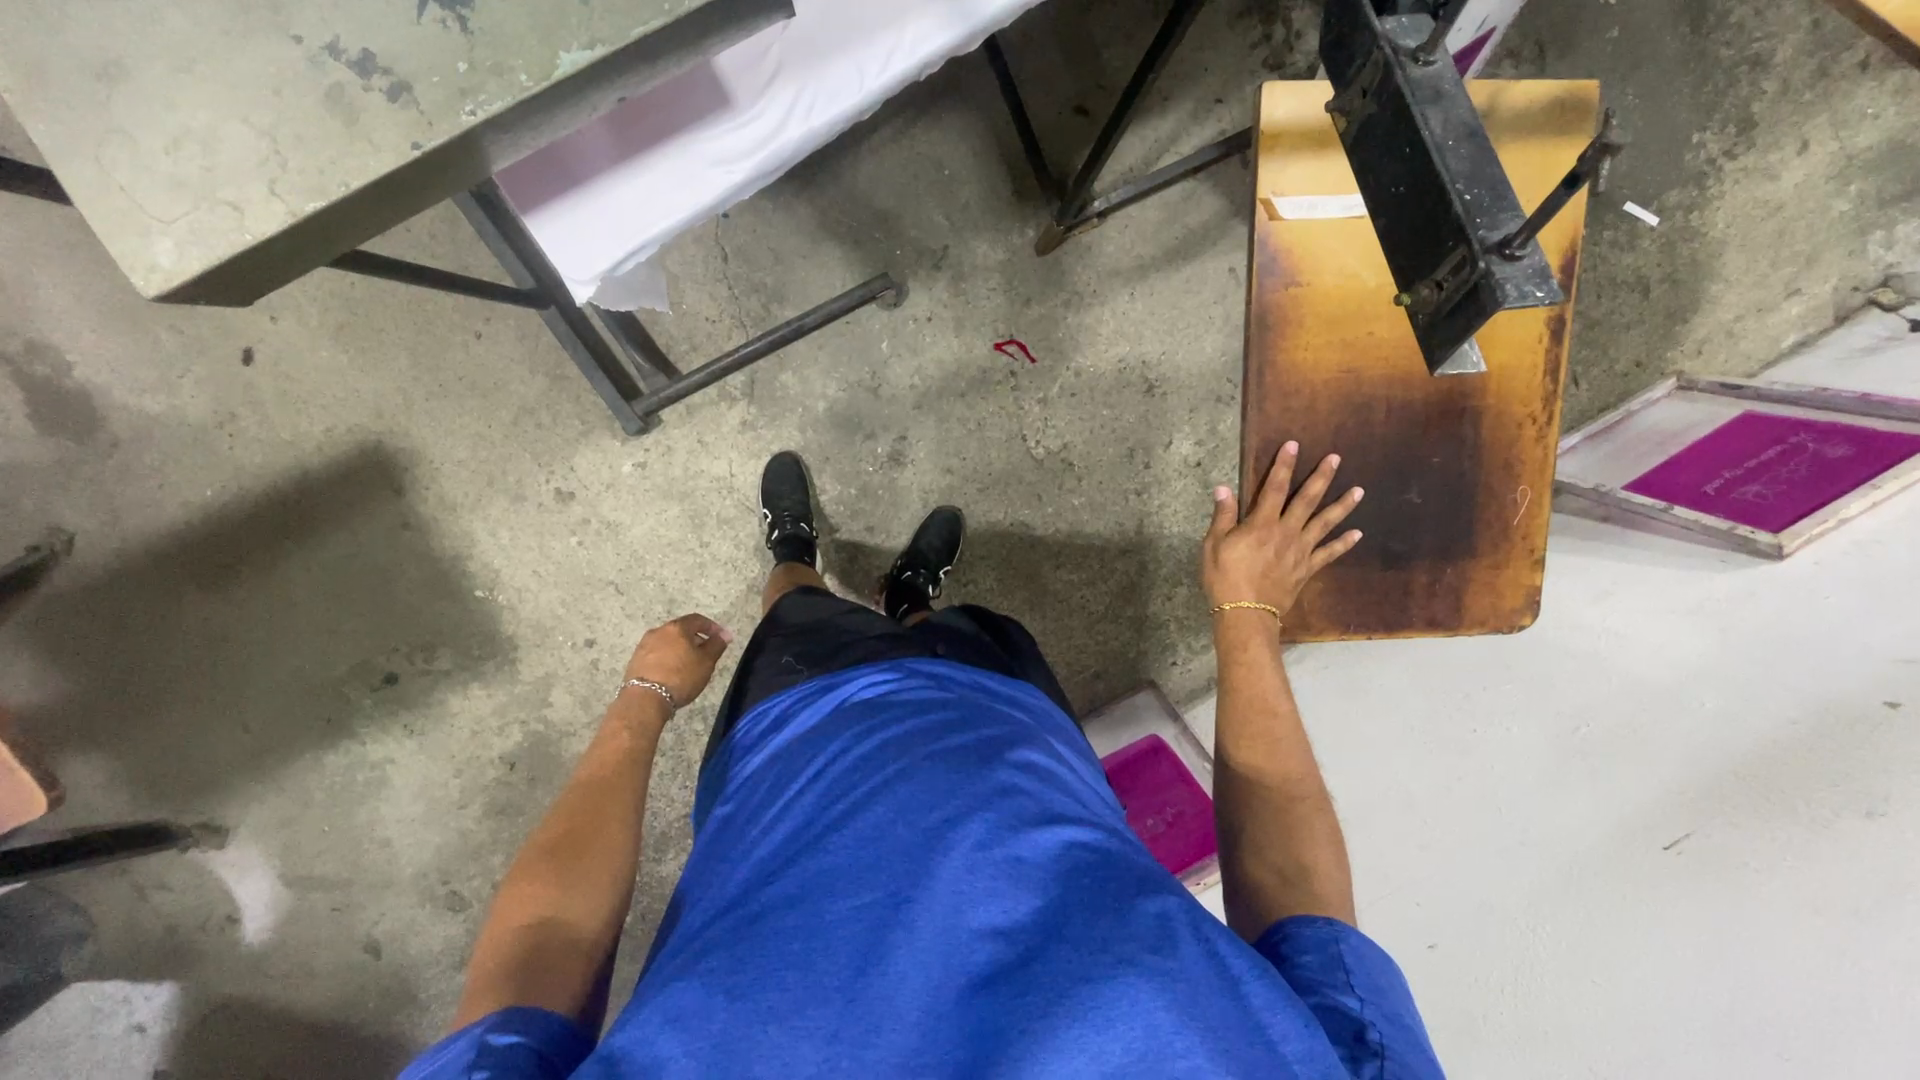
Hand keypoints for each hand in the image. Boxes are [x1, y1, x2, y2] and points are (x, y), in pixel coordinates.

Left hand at [624, 613, 733, 707]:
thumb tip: (725, 634)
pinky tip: (672, 673)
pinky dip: (667, 659)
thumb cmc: (681, 676)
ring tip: (689, 665)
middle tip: (705, 653)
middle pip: (680, 630)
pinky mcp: (635, 661)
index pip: (697, 620)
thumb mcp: (706, 661)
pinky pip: (657, 654)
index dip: (712, 627)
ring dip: (680, 650)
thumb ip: (717, 645)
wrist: (645, 699)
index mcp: (676, 627)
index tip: (722, 637)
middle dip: (695, 639)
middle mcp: (658, 631)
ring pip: (667, 642)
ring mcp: (643, 646)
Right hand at [1202, 441, 1363, 618]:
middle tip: (1336, 458)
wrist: (1245, 613)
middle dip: (1321, 477)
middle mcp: (1286, 532)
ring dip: (1342, 505)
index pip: (1274, 487)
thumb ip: (1223, 516)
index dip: (1284, 465)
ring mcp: (1300, 551)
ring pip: (1325, 523)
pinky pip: (1329, 553)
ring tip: (1359, 491)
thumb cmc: (1224, 578)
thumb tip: (1223, 488)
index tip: (1293, 445)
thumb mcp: (1213, 545)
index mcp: (1262, 524)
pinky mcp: (1307, 569)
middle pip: (1307, 500)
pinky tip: (1358, 534)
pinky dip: (1344, 543)